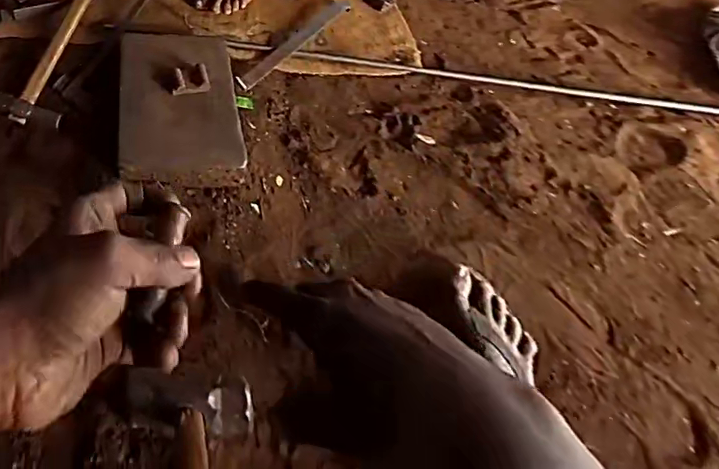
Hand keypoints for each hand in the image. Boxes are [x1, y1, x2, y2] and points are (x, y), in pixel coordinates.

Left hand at [0, 183, 201, 431]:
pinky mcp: (105, 342)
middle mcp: (101, 255)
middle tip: (189, 290)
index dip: (158, 203)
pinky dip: (158, 346)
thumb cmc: (58, 292)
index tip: (185, 220)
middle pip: (153, 252)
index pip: (131, 197)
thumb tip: (192, 261)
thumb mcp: (111, 259)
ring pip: (154, 298)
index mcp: (94, 219)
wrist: (8, 361)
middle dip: (177, 270)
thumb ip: (157, 256)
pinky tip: (163, 356)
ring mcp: (103, 300)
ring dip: (172, 314)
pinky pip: (144, 338)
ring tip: (174, 332)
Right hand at [244, 278, 519, 463]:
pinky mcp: (413, 311)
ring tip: (325, 332)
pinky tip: (369, 343)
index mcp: (326, 319)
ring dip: (329, 309)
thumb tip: (278, 414)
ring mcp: (385, 301)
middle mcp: (352, 300)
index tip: (243, 291)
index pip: (281, 300)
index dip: (259, 295)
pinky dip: (359, 315)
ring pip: (344, 296)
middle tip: (283, 321)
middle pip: (312, 293)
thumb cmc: (400, 419)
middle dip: (295, 304)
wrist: (476, 408)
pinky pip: (371, 304)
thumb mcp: (346, 427)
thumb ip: (308, 418)